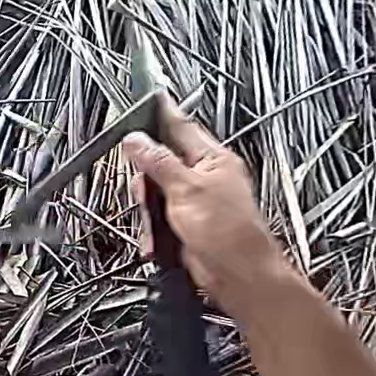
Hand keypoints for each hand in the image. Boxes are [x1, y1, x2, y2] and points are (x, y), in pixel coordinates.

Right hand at [121, 99, 290, 305]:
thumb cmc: (228, 233)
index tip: (144, 99)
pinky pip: (158, 215)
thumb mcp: (185, 189)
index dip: (160, 114)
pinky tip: (156, 238)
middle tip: (143, 189)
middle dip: (145, 177)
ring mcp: (195, 199)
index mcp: (213, 159)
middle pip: (160, 161)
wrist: (239, 276)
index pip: (180, 126)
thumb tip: (136, 140)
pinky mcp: (186, 221)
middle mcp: (205, 175)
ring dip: (147, 208)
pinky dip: (153, 226)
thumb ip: (158, 162)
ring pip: (154, 190)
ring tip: (154, 222)